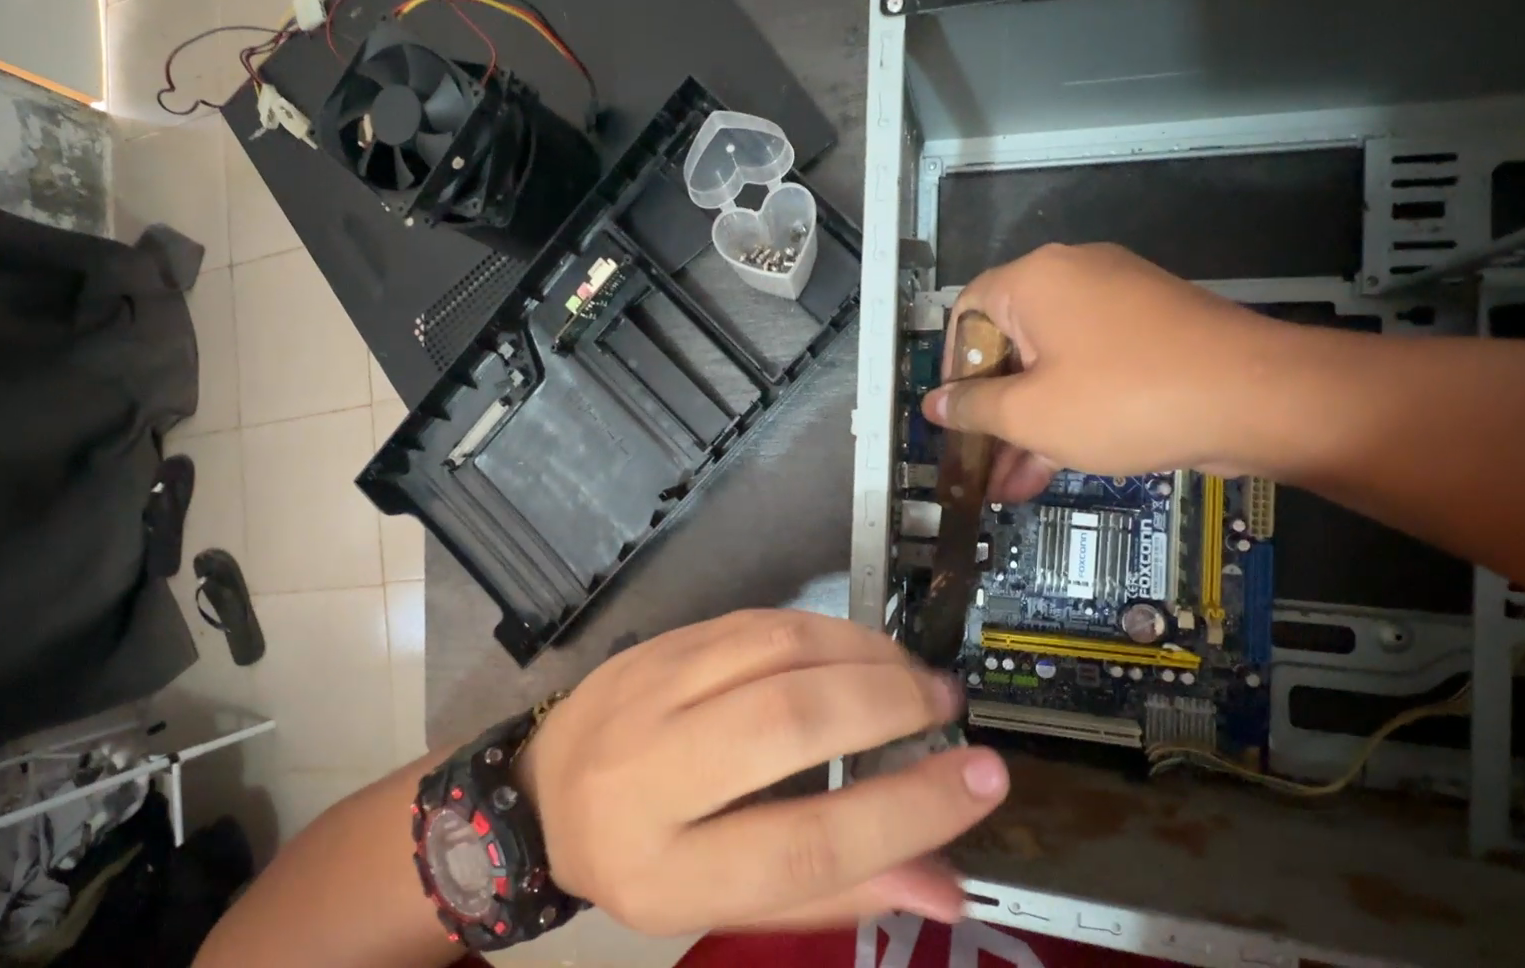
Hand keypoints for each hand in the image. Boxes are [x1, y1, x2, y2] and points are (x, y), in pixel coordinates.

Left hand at [514, 609, 1008, 934]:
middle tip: (945, 707)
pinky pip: (757, 622)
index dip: (907, 813)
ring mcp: (649, 694)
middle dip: (886, 706)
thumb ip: (834, 893)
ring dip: (863, 655)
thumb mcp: (725, 903)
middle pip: (786, 725)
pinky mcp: (660, 645)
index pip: (805, 845)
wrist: (543, 791)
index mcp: (670, 870)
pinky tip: (860, 649)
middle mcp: (651, 774)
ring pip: (774, 652)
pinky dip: (826, 631)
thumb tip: (945, 885)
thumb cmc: (644, 860)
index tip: (981, 779)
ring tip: (912, 675)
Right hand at [922, 242, 1277, 499]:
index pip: (965, 314)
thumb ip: (974, 409)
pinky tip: (1055, 466)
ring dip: (1030, 423)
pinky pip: (1091, 367)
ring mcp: (1119, 301)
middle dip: (994, 411)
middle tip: (982, 462)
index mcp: (1034, 280)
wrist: (1258, 398)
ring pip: (1051, 364)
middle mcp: (1073, 276)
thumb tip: (936, 405)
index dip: (951, 371)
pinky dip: (1070, 409)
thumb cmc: (1125, 399)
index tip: (954, 417)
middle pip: (1010, 343)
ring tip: (1013, 485)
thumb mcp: (1032, 414)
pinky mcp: (1152, 330)